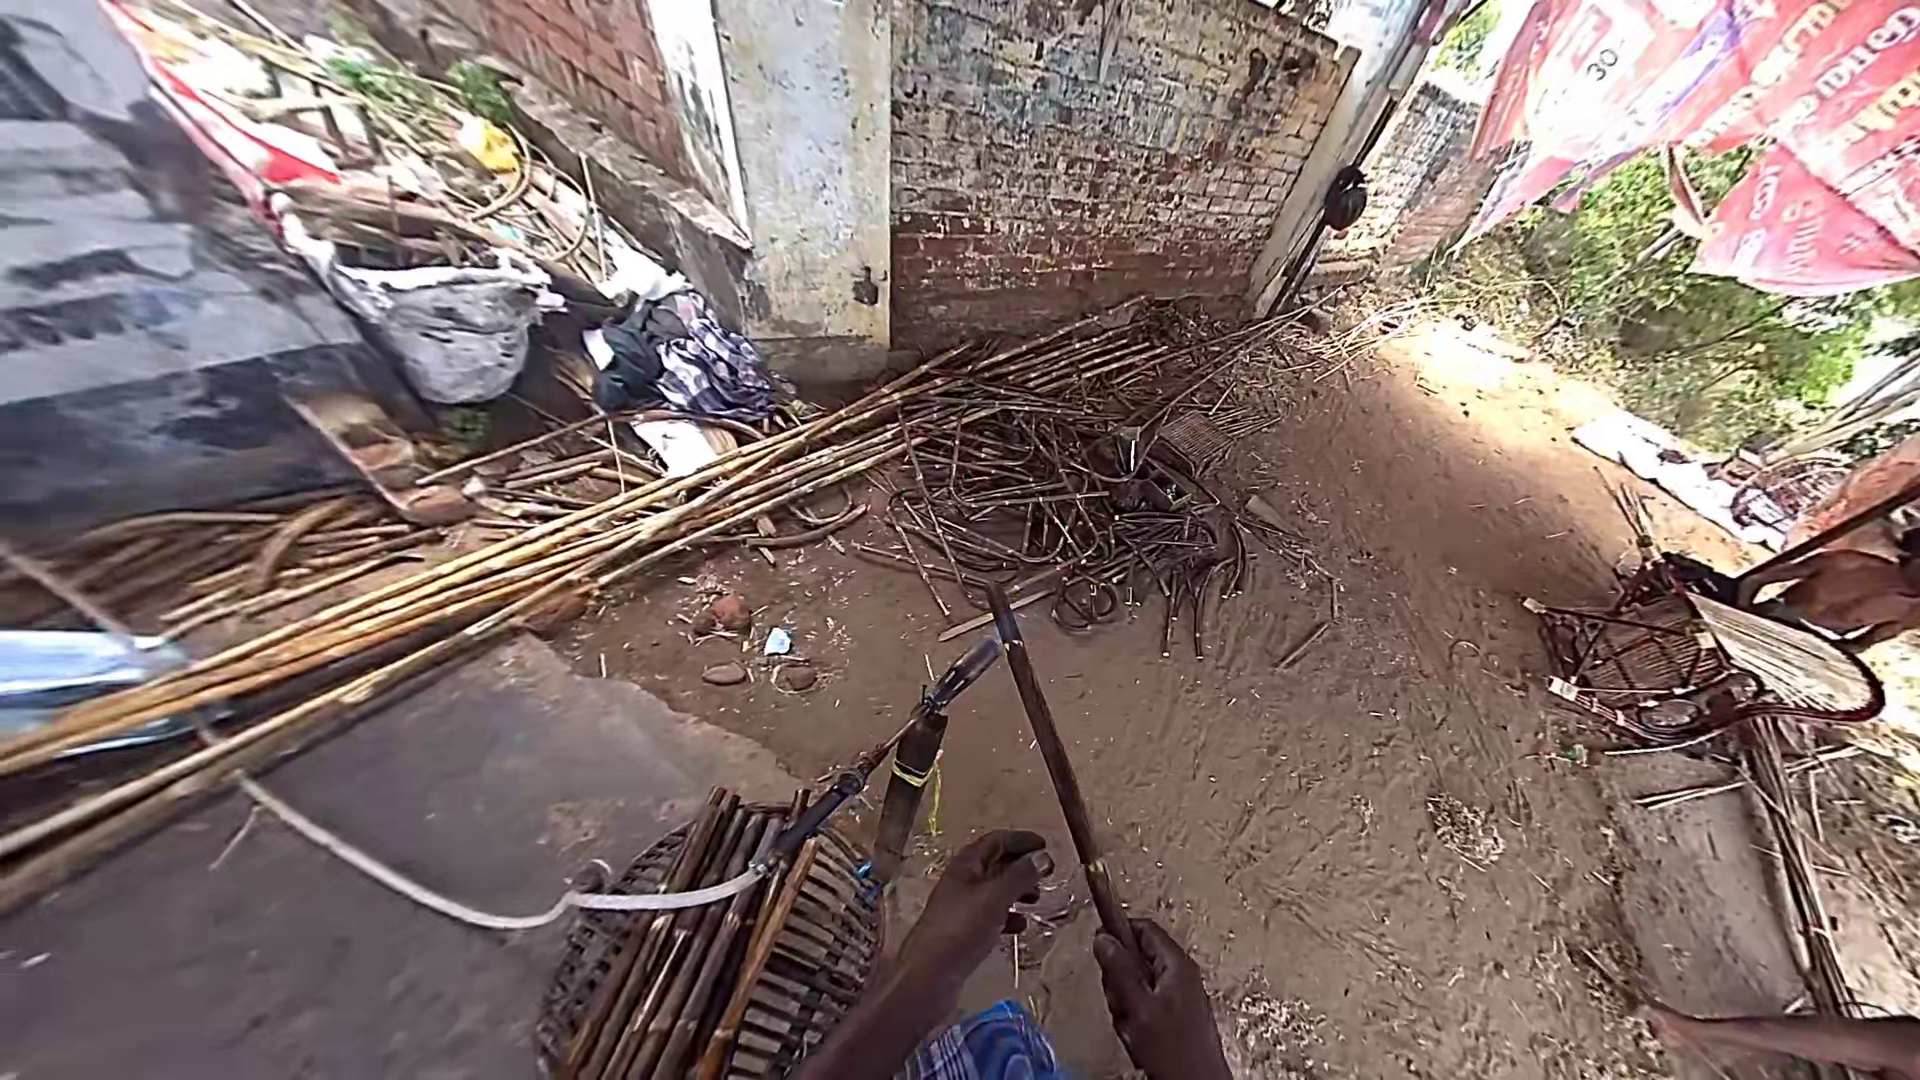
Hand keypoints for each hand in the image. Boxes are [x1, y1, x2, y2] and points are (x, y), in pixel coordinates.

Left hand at [894, 830, 1049, 993]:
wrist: (929, 975)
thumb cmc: (962, 927)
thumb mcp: (995, 897)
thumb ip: (1020, 876)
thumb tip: (1044, 856)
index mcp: (967, 863)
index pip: (996, 841)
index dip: (1020, 840)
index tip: (1044, 845)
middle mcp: (963, 879)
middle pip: (996, 863)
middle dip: (1021, 865)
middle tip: (1046, 872)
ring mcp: (962, 905)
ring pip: (995, 889)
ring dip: (1017, 889)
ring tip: (1037, 897)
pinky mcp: (964, 930)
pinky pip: (990, 914)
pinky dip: (1007, 915)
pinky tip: (1020, 926)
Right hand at [1094, 918, 1231, 1079]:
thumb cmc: (1175, 1053)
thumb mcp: (1139, 1007)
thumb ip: (1119, 970)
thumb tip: (1102, 939)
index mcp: (1177, 965)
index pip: (1143, 928)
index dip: (1119, 932)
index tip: (1100, 946)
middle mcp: (1180, 976)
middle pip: (1137, 957)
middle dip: (1120, 978)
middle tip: (1120, 1001)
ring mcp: (1178, 998)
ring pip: (1137, 983)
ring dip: (1125, 1003)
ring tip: (1131, 1025)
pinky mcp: (1175, 1019)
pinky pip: (1144, 1005)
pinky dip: (1135, 1018)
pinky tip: (1138, 1038)